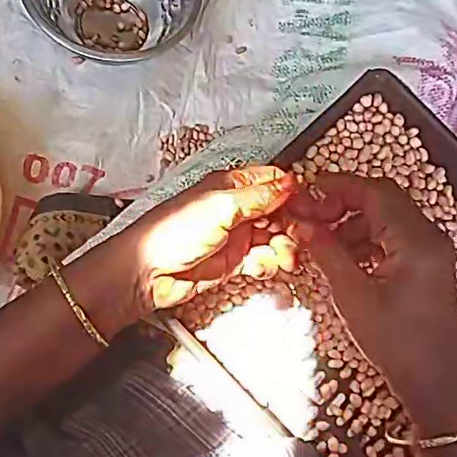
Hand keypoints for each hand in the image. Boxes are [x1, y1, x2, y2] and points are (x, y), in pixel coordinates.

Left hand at [96, 166, 301, 321]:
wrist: (145, 274)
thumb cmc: (171, 233)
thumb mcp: (220, 207)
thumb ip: (259, 196)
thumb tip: (290, 182)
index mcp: (231, 186)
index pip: (274, 182)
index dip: (295, 193)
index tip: (311, 208)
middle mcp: (236, 209)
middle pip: (281, 211)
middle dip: (295, 223)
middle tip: (302, 236)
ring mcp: (237, 236)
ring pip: (276, 237)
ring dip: (286, 246)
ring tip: (286, 256)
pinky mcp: (235, 262)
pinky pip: (264, 259)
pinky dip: (270, 263)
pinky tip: (264, 266)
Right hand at [287, 174, 456, 432]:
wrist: (434, 379)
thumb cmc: (395, 341)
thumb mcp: (353, 295)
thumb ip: (328, 253)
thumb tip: (304, 225)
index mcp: (416, 239)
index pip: (375, 192)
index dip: (338, 186)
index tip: (307, 190)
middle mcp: (429, 236)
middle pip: (382, 200)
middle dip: (343, 203)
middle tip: (310, 216)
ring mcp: (431, 250)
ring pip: (386, 218)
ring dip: (352, 223)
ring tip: (321, 242)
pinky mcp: (427, 265)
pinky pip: (393, 237)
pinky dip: (366, 239)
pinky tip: (343, 257)